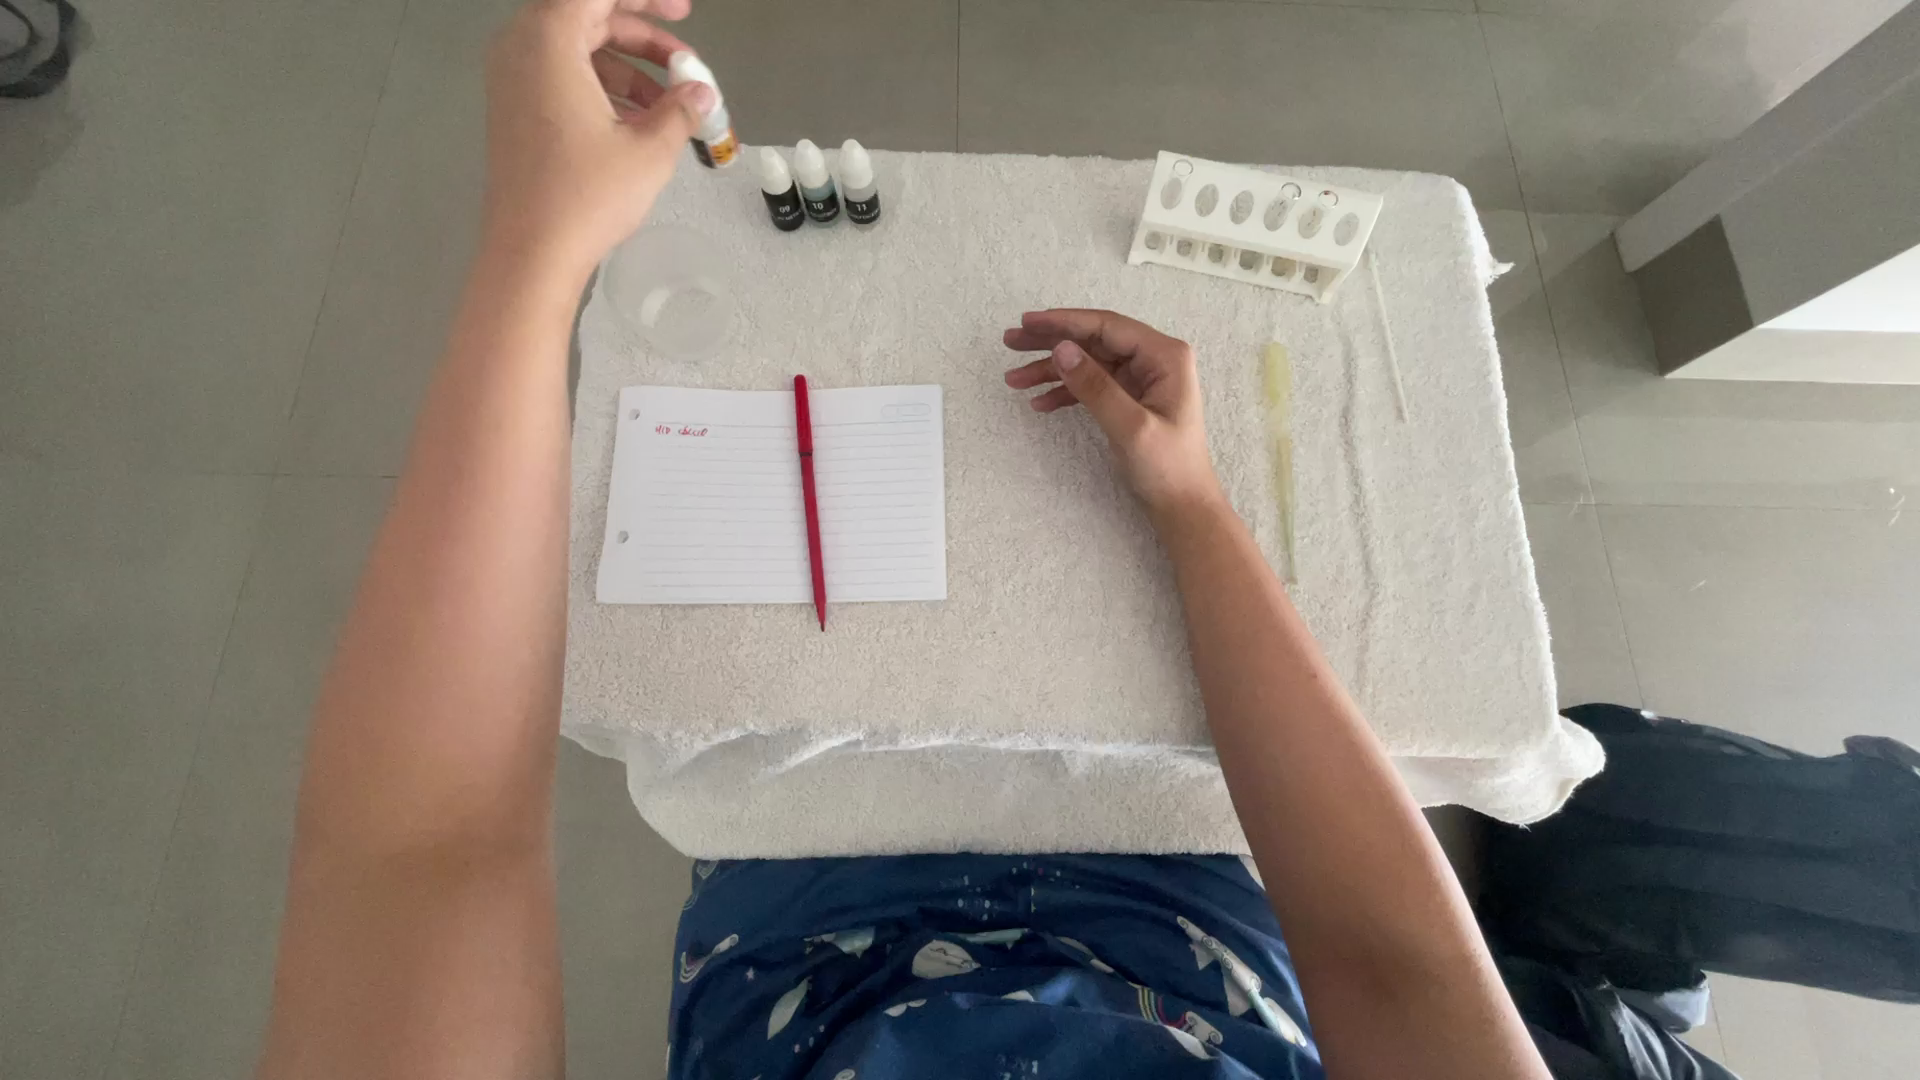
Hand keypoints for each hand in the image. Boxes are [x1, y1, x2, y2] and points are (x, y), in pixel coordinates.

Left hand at [480, 0, 711, 280]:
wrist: (533, 248)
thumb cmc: (589, 194)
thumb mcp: (649, 151)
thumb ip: (680, 111)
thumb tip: (702, 92)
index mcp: (550, 39)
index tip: (686, 11)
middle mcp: (522, 46)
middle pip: (588, 16)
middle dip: (643, 36)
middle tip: (687, 63)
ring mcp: (514, 78)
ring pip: (578, 50)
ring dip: (629, 70)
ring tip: (672, 109)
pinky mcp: (517, 109)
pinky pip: (563, 77)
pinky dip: (604, 89)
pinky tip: (639, 125)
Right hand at [1003, 309, 1223, 516]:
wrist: (1182, 504)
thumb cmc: (1167, 467)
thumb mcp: (1130, 426)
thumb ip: (1095, 386)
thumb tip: (1061, 350)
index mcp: (1164, 357)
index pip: (1106, 327)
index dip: (1063, 322)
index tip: (1027, 322)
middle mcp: (1153, 361)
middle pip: (1093, 340)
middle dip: (1050, 342)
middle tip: (1010, 342)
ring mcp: (1140, 380)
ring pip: (1086, 363)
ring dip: (1050, 370)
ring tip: (1013, 379)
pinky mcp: (1128, 399)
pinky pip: (1090, 386)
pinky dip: (1063, 392)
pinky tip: (1039, 402)